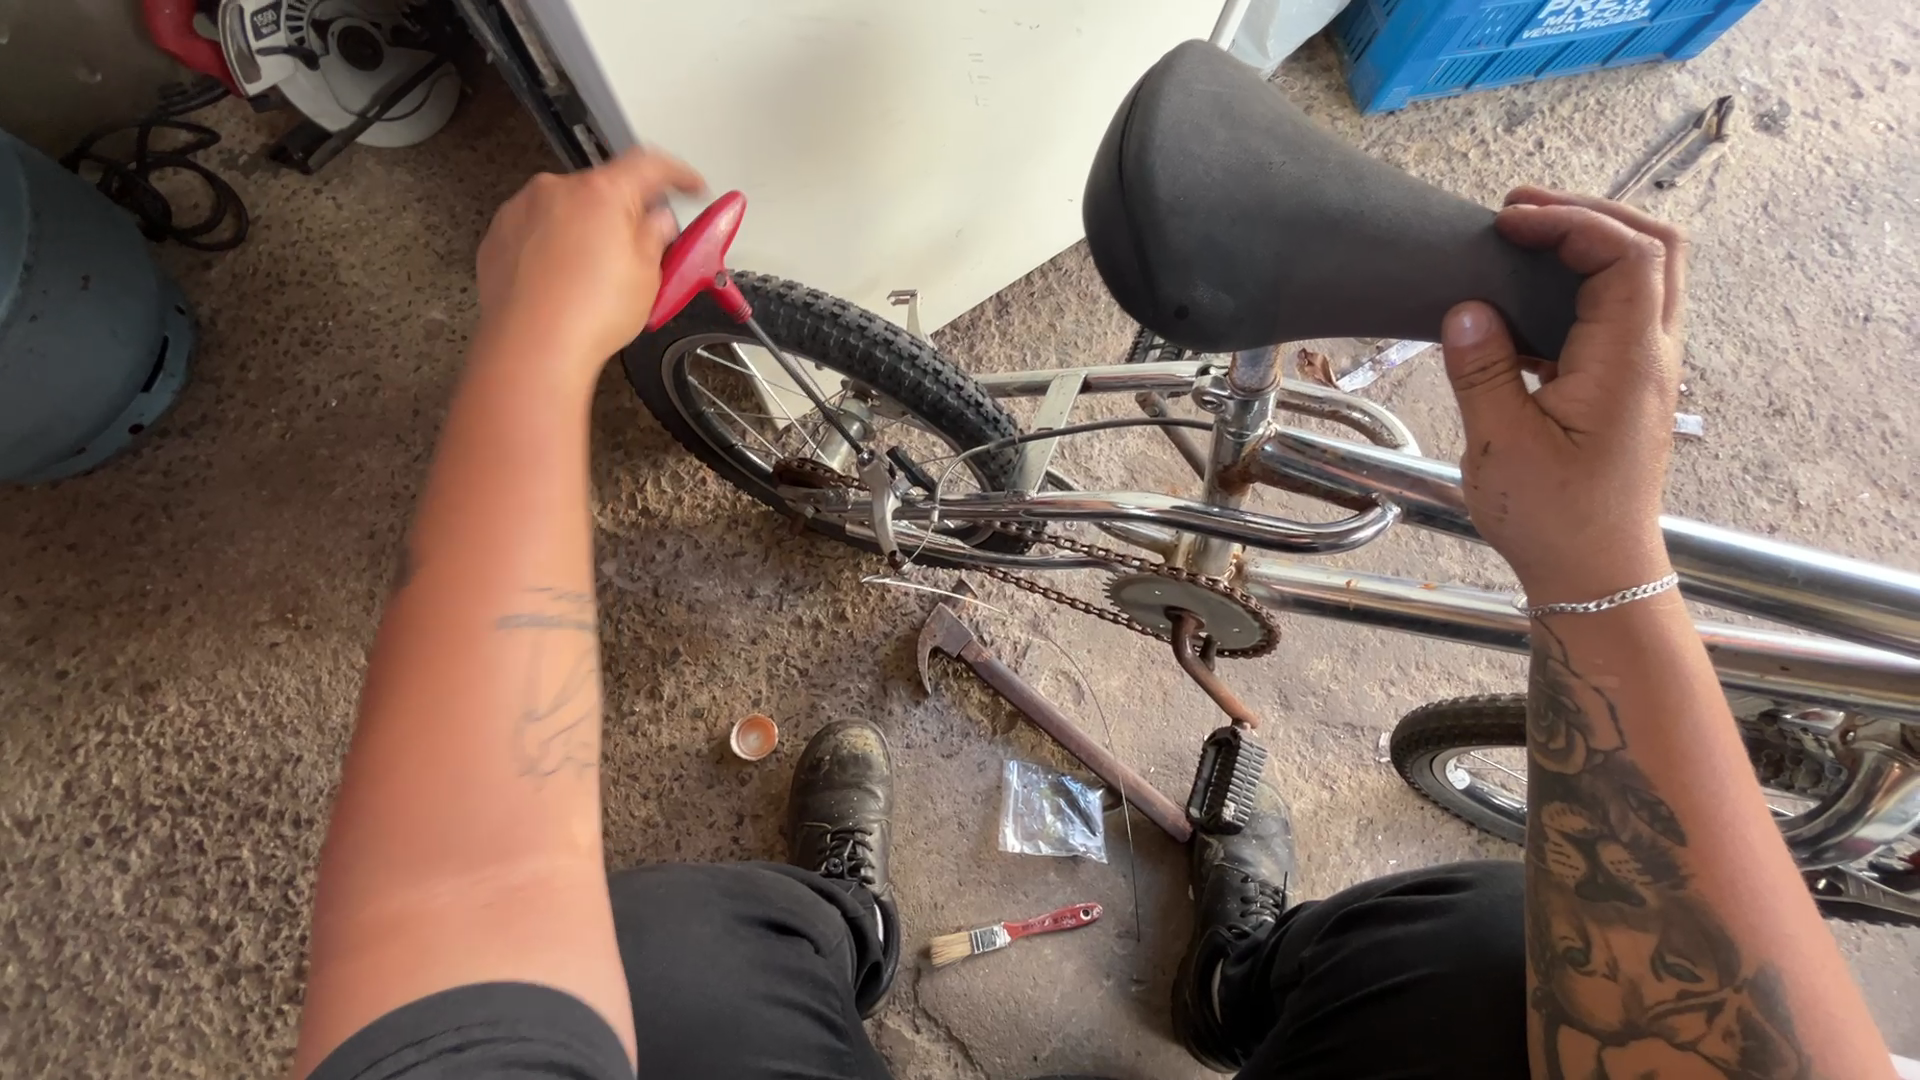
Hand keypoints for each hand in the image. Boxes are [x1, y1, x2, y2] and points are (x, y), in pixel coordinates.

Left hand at [474, 148, 704, 386]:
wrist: (533, 345)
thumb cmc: (589, 314)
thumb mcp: (649, 276)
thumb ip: (657, 237)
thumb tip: (658, 224)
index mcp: (601, 193)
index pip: (649, 165)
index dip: (677, 174)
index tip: (689, 184)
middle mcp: (557, 191)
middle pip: (605, 190)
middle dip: (628, 216)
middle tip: (646, 252)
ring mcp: (523, 210)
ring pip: (570, 211)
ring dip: (591, 234)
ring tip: (603, 279)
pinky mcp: (501, 235)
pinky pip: (540, 231)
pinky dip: (559, 249)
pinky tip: (571, 283)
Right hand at [1440, 187, 1685, 603]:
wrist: (1592, 568)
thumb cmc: (1549, 514)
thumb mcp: (1500, 443)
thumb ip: (1482, 371)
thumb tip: (1465, 310)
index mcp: (1625, 364)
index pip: (1623, 258)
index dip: (1569, 224)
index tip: (1505, 222)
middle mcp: (1651, 356)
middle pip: (1655, 248)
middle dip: (1590, 215)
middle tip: (1520, 210)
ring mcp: (1644, 371)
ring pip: (1644, 277)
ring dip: (1590, 244)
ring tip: (1522, 240)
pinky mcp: (1625, 387)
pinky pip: (1618, 313)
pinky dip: (1580, 285)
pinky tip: (1525, 302)